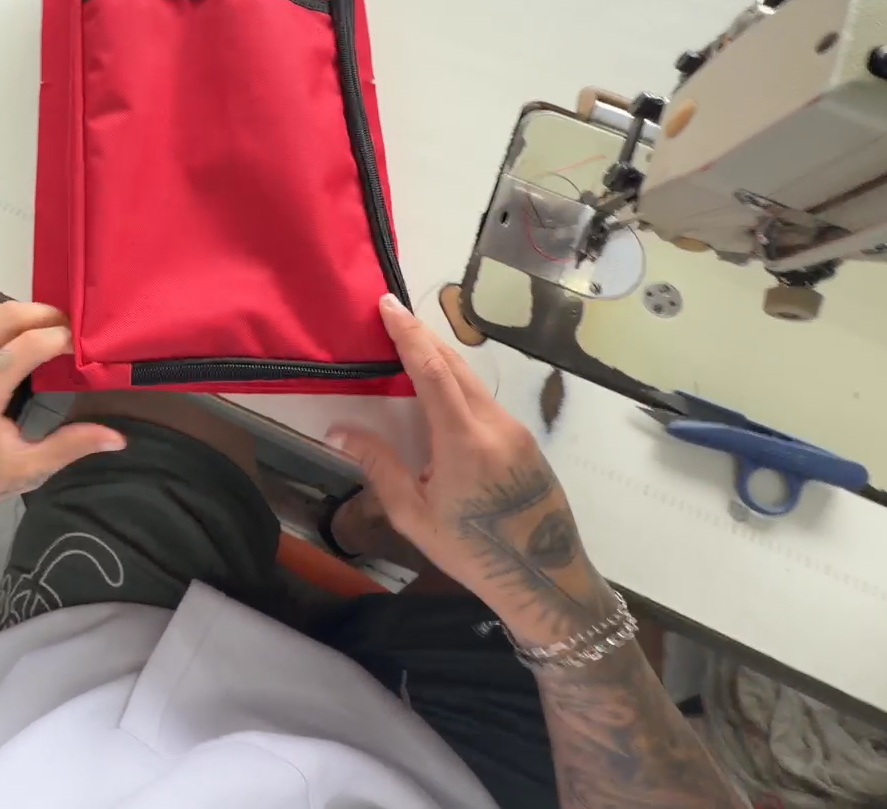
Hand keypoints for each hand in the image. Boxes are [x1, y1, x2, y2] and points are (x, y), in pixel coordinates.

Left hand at [0, 301, 125, 533]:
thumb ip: (71, 445)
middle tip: (70, 327)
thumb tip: (118, 438)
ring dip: (20, 314)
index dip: (61, 337)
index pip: (29, 343)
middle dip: (42, 313)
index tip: (84, 344)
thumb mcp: (26, 470)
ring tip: (49, 328)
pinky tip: (20, 338)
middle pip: (5, 315)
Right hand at [331, 295, 612, 642]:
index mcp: (464, 440)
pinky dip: (455, 378)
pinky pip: (483, 397)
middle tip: (391, 312)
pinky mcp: (524, 440)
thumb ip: (379, 464)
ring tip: (408, 340)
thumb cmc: (473, 552)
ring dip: (439, 354)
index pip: (432, 371)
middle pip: (454, 364)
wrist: (548, 582)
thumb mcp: (414, 514)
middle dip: (421, 334)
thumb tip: (337, 430)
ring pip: (471, 379)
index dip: (408, 334)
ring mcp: (515, 431)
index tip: (388, 305)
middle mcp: (495, 424)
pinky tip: (437, 382)